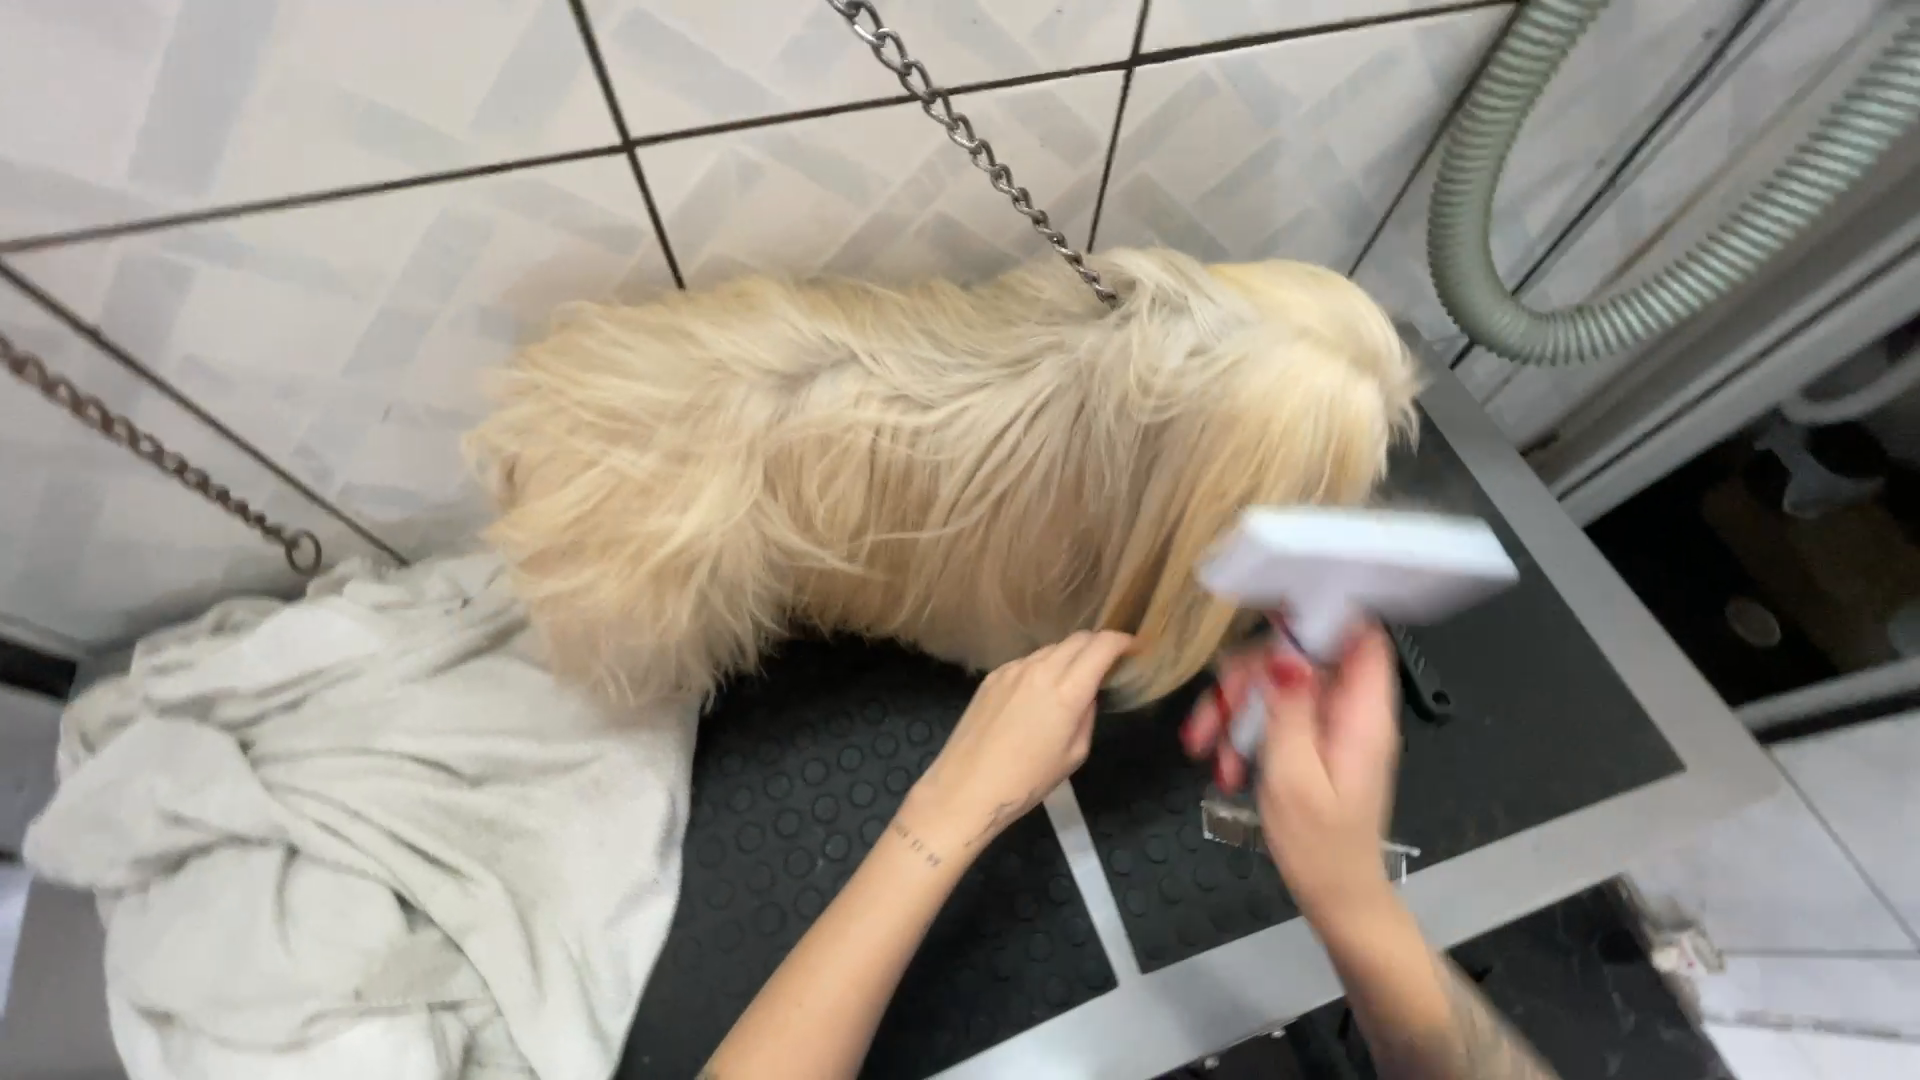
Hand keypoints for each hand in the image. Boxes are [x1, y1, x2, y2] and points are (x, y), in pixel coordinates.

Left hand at [903, 630, 1132, 855]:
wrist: (968, 785)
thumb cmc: (1028, 780)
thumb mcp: (1074, 754)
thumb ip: (1087, 715)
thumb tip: (1088, 693)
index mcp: (1067, 691)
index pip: (1102, 645)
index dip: (1122, 641)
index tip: (1133, 648)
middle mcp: (1041, 669)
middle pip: (1078, 639)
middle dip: (1098, 645)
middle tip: (1108, 662)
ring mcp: (1013, 669)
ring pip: (1051, 648)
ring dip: (1069, 655)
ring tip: (1072, 679)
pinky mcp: (993, 675)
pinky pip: (1027, 661)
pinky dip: (1042, 666)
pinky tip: (1038, 692)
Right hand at [1183, 624, 1401, 919]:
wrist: (1333, 896)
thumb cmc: (1318, 845)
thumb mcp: (1294, 775)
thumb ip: (1290, 709)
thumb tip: (1285, 653)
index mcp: (1360, 715)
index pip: (1360, 639)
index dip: (1321, 616)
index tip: (1269, 615)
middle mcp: (1346, 711)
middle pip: (1296, 660)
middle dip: (1247, 679)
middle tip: (1217, 712)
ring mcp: (1326, 725)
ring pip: (1272, 687)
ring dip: (1232, 712)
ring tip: (1207, 749)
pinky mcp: (1307, 741)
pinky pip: (1269, 716)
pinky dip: (1240, 734)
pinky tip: (1221, 765)